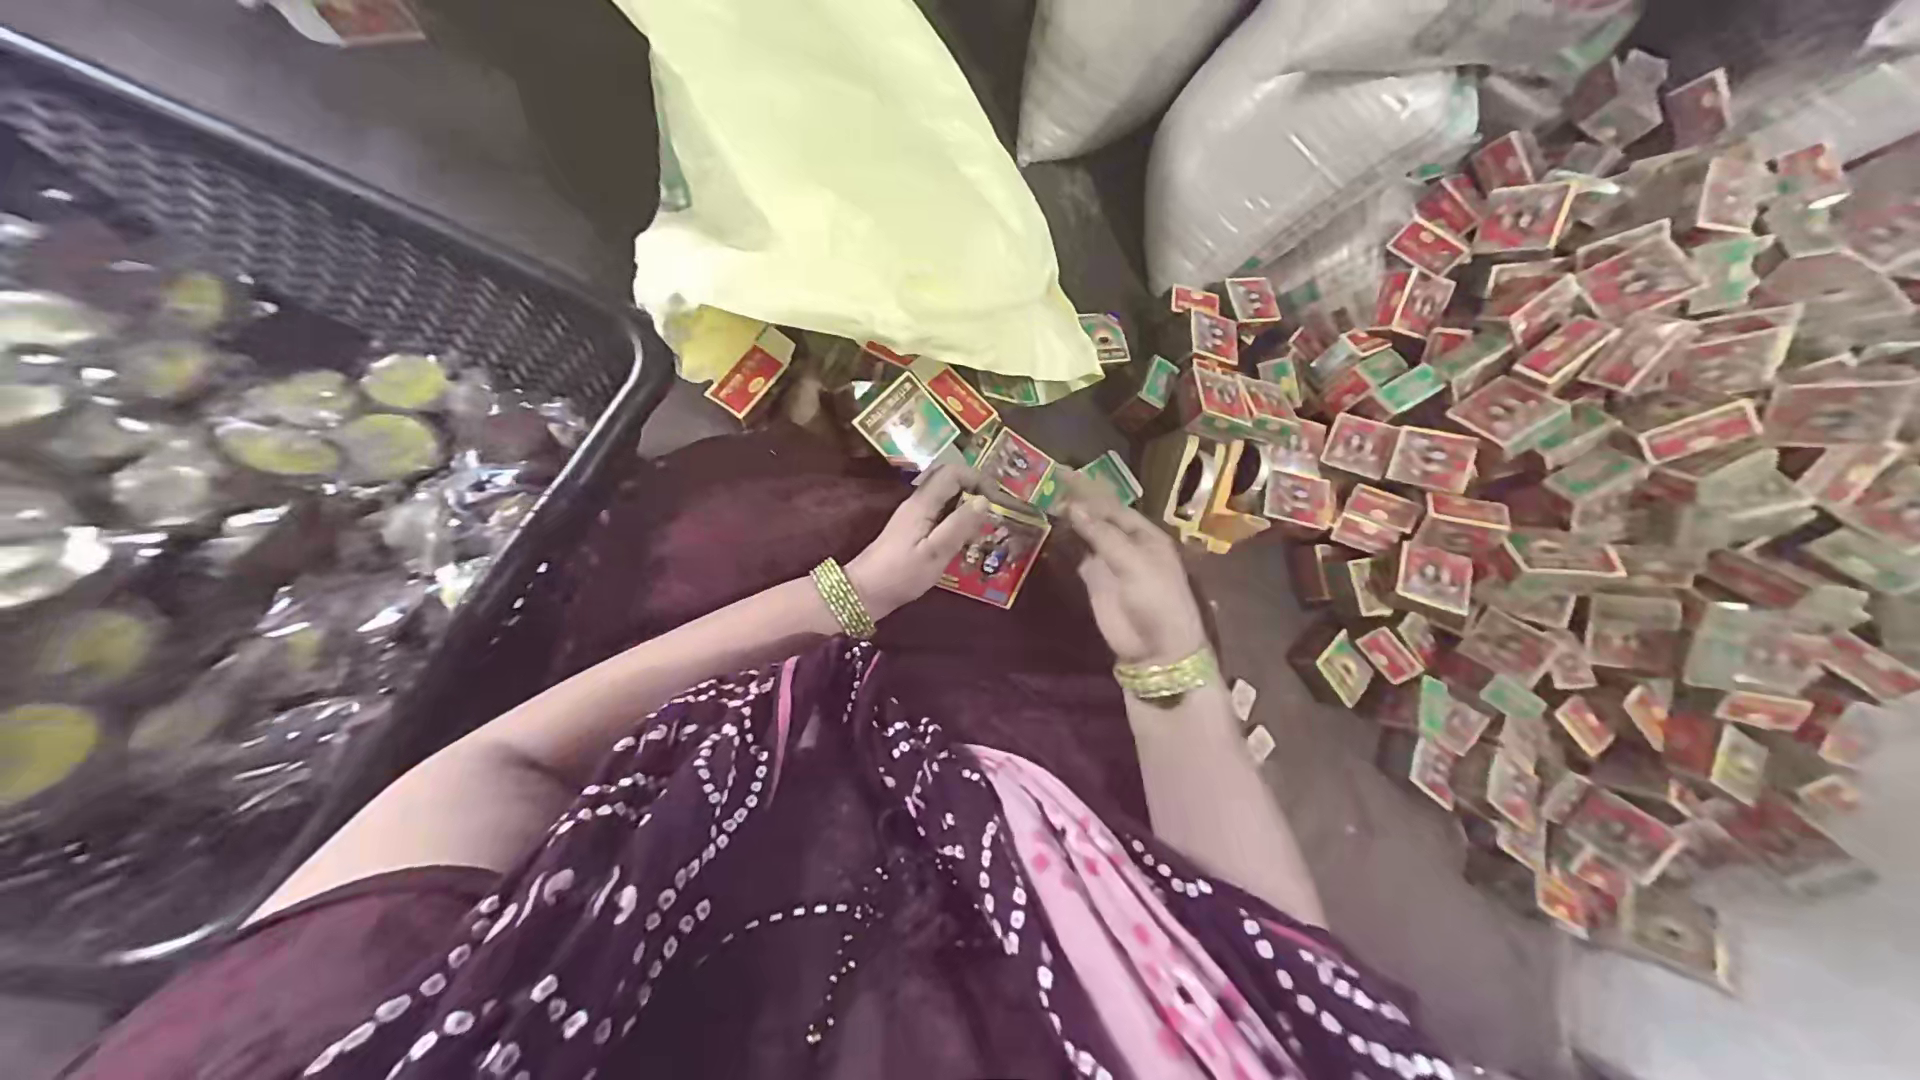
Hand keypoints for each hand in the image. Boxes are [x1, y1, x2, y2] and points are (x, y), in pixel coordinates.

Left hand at [845, 464, 990, 619]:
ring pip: (944, 497)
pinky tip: (965, 539)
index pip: (953, 472)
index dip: (978, 478)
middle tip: (994, 510)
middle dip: (974, 489)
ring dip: (966, 505)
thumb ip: (960, 525)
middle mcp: (917, 503)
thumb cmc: (901, 574)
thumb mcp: (935, 552)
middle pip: (948, 480)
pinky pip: (939, 513)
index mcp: (922, 503)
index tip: (996, 499)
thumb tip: (984, 501)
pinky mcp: (911, 529)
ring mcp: (912, 516)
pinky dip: (956, 518)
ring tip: (984, 526)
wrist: (864, 592)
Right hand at [1063, 473, 1208, 666]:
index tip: (1064, 477)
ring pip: (1086, 535)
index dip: (1090, 493)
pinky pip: (1078, 556)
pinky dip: (1064, 544)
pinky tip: (1049, 531)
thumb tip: (1073, 507)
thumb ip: (1103, 535)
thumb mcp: (1133, 563)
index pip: (1114, 507)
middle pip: (1099, 517)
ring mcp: (1110, 562)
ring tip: (1043, 501)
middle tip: (1050, 484)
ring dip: (1068, 521)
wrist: (1156, 647)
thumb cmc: (1156, 599)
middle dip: (1078, 502)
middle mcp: (1127, 543)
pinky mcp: (1095, 580)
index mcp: (1145, 535)